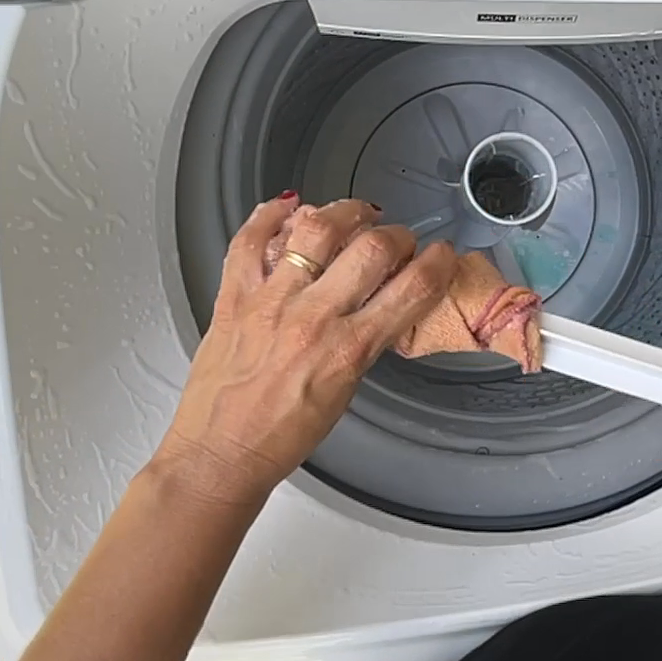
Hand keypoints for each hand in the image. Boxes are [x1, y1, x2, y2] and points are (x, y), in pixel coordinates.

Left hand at [152, 195, 454, 505]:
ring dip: (346, 211)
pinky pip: (249, 240)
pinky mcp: (233, 297)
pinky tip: (290, 206)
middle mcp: (312, 318)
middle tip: (397, 241)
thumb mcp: (348, 387)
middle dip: (397, 235)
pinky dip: (270, 215)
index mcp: (349, 349)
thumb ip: (368, 337)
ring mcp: (270, 302)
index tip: (442, 254)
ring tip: (356, 213)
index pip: (413, 289)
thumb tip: (388, 296)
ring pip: (316, 230)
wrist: (220, 454)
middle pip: (373, 249)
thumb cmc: (285, 433)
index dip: (439, 262)